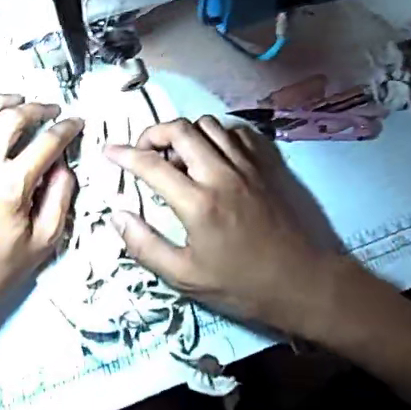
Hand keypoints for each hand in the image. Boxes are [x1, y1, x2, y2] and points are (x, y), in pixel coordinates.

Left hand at [0, 95, 81, 324]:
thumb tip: (62, 168)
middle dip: (36, 107)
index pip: (47, 141)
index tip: (75, 123)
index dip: (67, 127)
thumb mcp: (45, 241)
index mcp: (10, 186)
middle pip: (10, 117)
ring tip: (11, 101)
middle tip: (49, 110)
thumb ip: (60, 197)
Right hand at [103, 117, 355, 335]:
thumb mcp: (185, 278)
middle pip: (181, 129)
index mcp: (198, 202)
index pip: (151, 164)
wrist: (301, 281)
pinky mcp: (267, 164)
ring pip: (209, 124)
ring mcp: (248, 164)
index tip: (109, 151)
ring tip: (179, 157)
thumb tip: (118, 217)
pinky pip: (237, 133)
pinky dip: (218, 136)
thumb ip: (146, 246)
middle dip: (154, 133)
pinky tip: (213, 157)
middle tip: (146, 152)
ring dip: (187, 134)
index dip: (124, 154)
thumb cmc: (240, 285)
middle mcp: (222, 173)